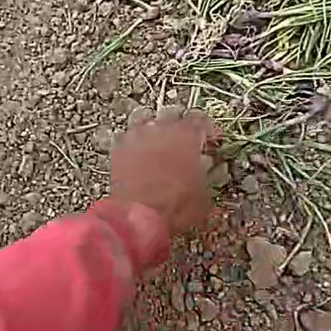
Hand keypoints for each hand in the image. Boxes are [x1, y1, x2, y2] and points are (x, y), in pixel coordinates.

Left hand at [109, 110, 218, 235]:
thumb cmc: (176, 206)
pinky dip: (133, 140)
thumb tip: (210, 167)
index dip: (207, 130)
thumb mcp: (204, 194)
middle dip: (180, 124)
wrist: (139, 217)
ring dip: (153, 125)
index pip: (201, 120)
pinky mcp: (119, 147)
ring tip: (157, 139)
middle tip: (184, 139)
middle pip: (173, 113)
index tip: (210, 141)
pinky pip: (126, 134)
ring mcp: (138, 135)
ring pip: (145, 117)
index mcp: (188, 135)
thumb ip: (209, 173)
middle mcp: (162, 128)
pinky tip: (137, 151)